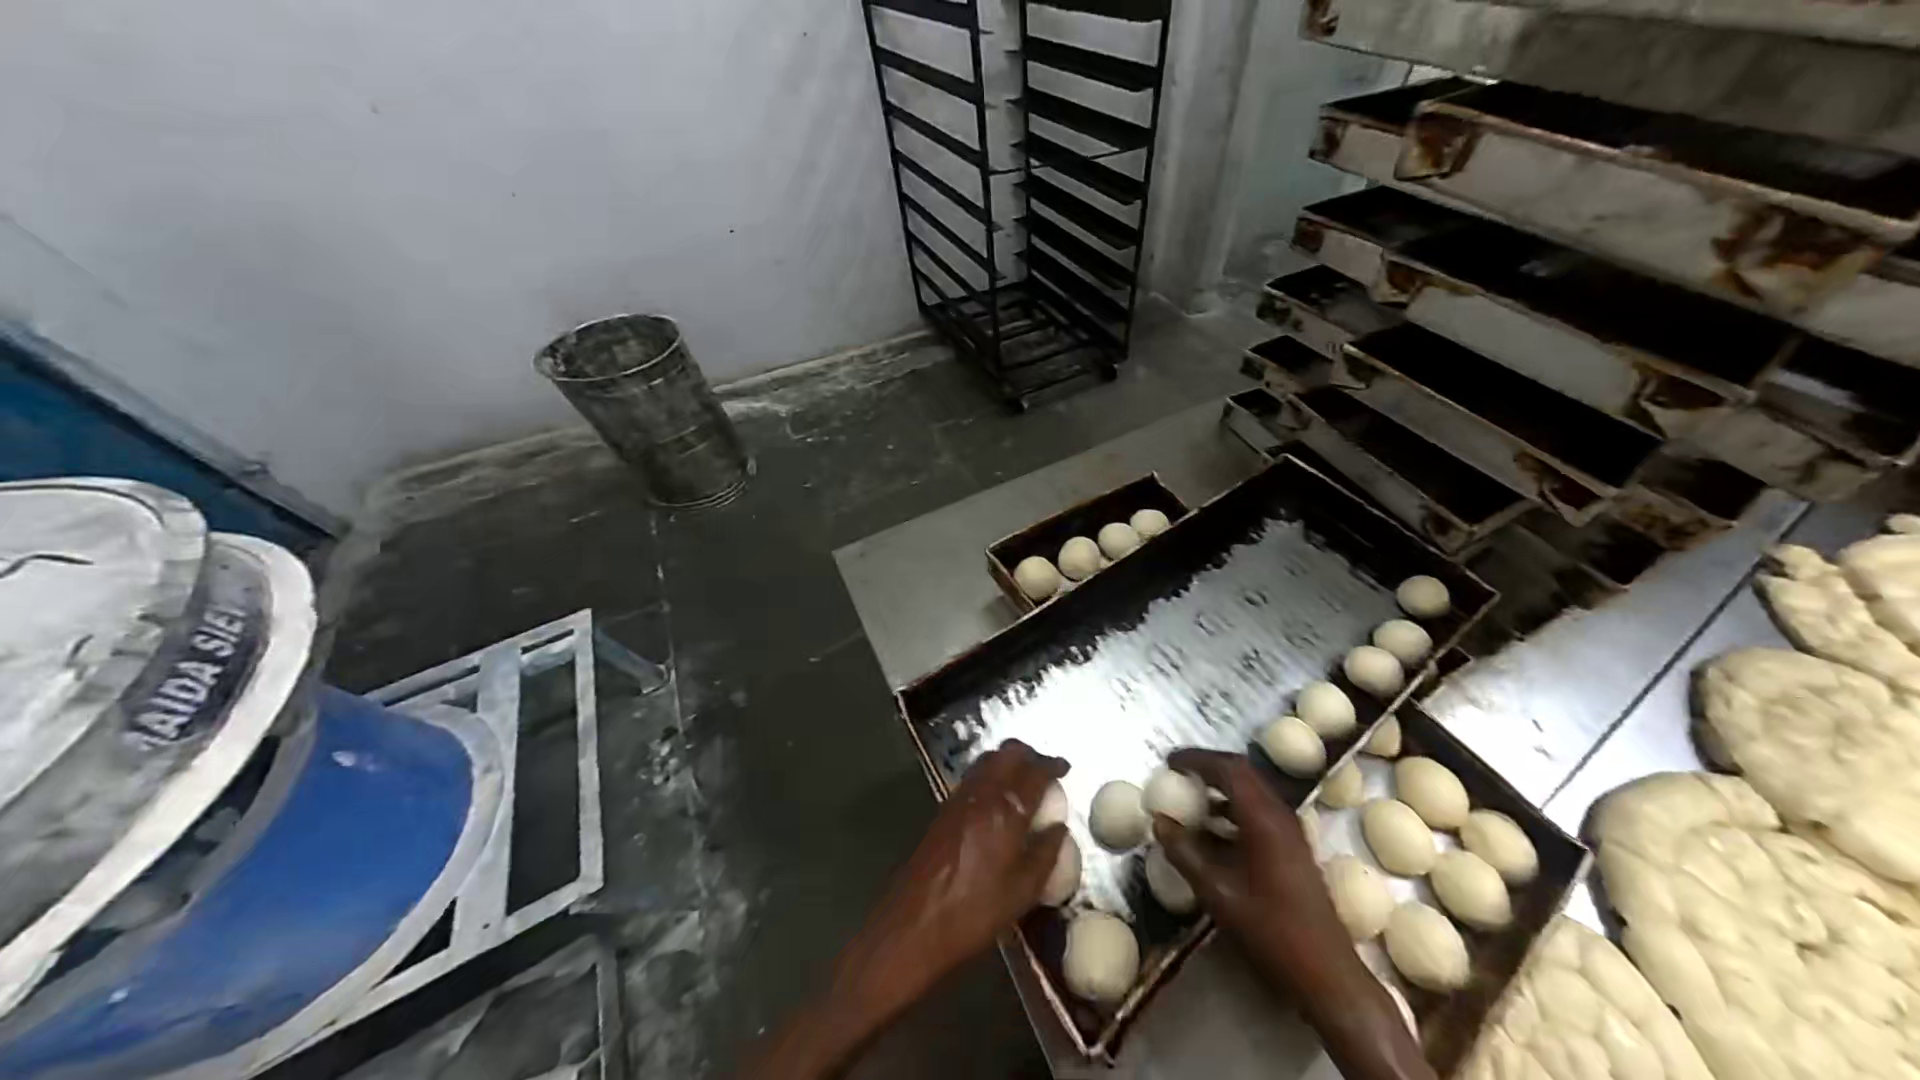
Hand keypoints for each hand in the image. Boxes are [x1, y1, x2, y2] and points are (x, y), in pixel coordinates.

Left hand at [834, 739, 1068, 1014]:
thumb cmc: (975, 911)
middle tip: (1045, 769)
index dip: (1052, 765)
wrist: (915, 922)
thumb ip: (1046, 853)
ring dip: (1008, 761)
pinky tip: (998, 798)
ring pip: (987, 761)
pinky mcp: (944, 810)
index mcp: (1006, 810)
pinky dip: (991, 774)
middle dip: (1030, 754)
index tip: (1065, 768)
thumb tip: (1059, 828)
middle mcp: (982, 794)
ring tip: (1024, 780)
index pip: (1034, 772)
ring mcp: (959, 799)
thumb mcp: (1024, 890)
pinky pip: (973, 777)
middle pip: (1007, 753)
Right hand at [1154, 749, 1436, 1079]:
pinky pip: (1258, 812)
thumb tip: (1159, 822)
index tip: (1168, 761)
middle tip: (1177, 772)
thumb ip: (1184, 852)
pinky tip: (1211, 830)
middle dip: (1208, 768)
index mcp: (1263, 818)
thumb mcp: (1216, 891)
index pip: (1229, 768)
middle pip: (1243, 773)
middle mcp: (1280, 816)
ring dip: (1220, 788)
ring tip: (1188, 797)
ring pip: (1252, 793)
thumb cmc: (1269, 929)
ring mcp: (1290, 832)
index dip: (1197, 759)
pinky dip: (1232, 809)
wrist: (1326, 973)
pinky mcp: (1292, 849)